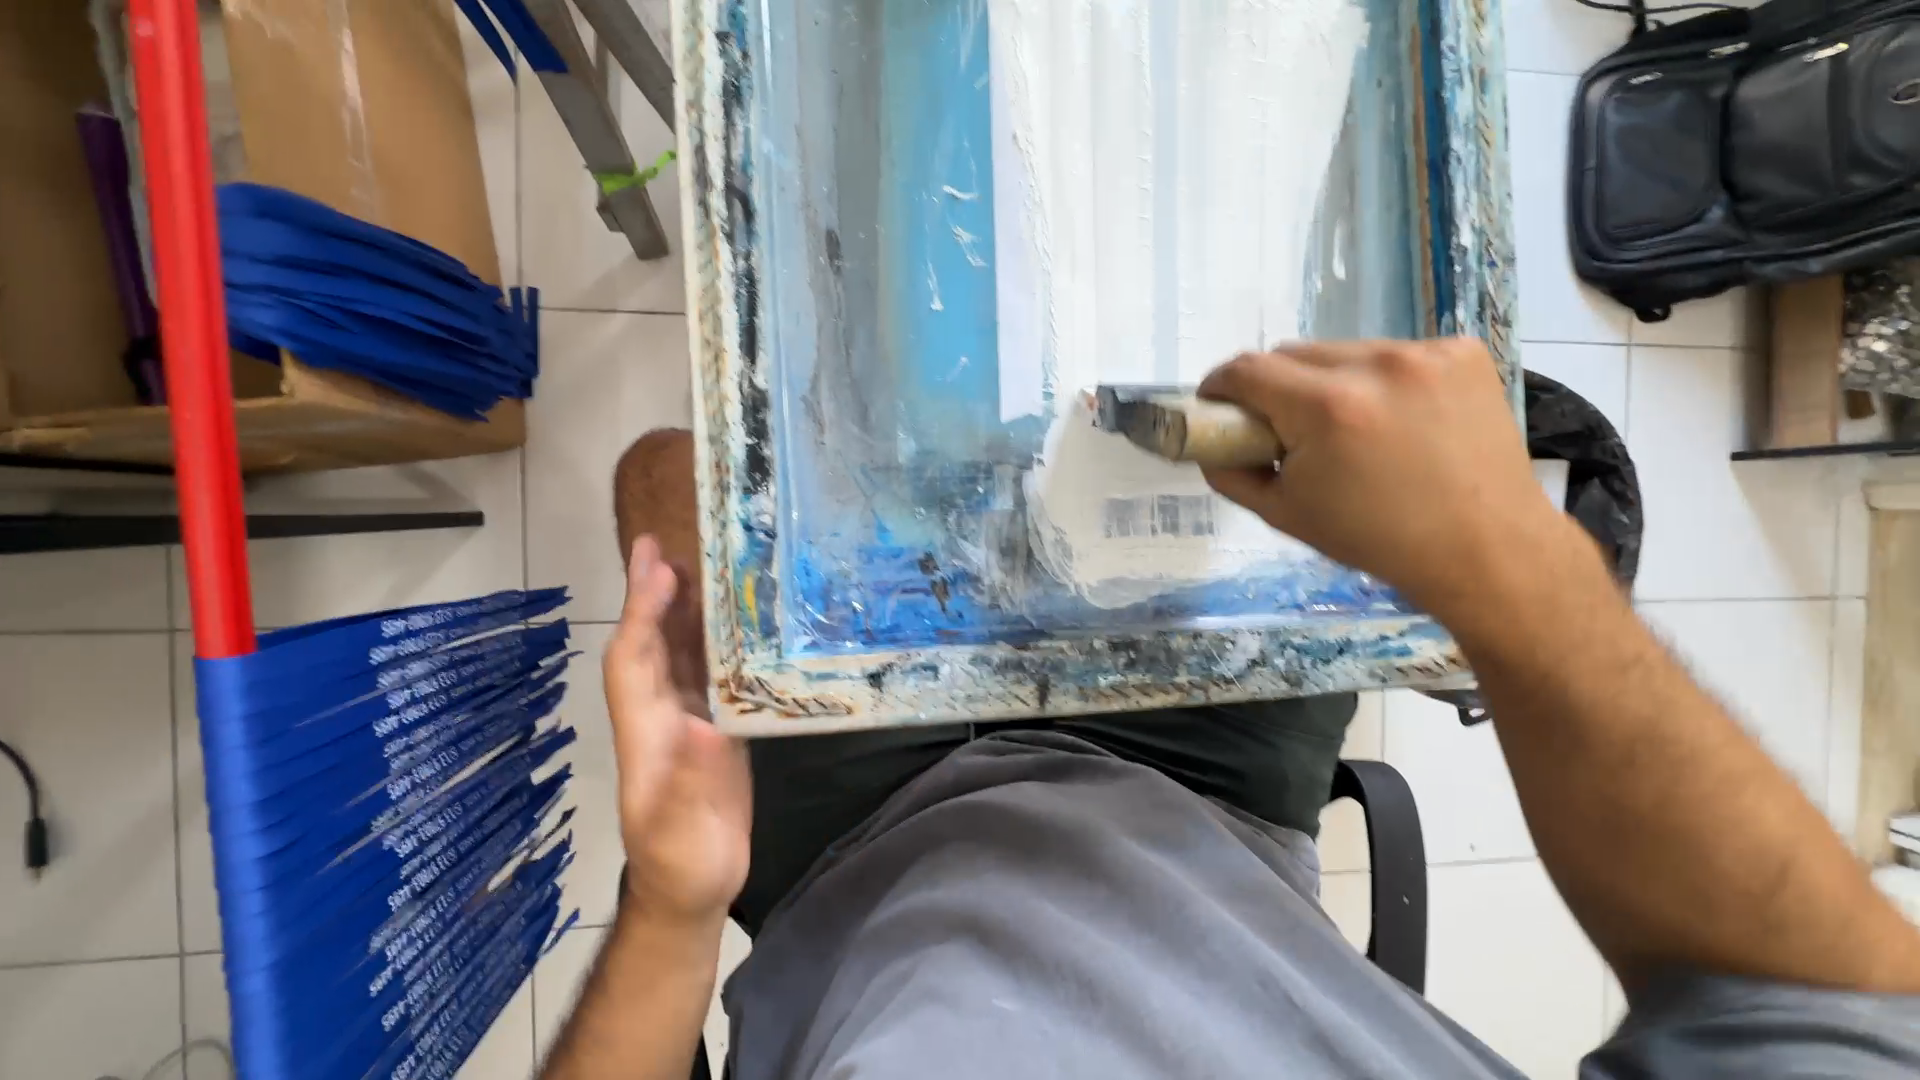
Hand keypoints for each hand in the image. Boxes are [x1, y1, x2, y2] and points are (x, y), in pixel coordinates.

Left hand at [602, 536, 751, 923]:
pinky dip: (715, 642)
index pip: (635, 660)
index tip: (655, 566)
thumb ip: (693, 780)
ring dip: (683, 611)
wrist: (692, 891)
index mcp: (646, 731)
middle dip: (653, 596)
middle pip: (651, 644)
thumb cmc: (683, 864)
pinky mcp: (714, 730)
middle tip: (667, 546)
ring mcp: (686, 721)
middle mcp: (661, 715)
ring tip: (702, 567)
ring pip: (678, 653)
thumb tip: (705, 726)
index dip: (642, 612)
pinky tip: (736, 624)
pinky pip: (708, 673)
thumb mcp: (683, 830)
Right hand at [1198, 339, 1561, 612]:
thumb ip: (1232, 474)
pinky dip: (1378, 380)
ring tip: (1346, 426)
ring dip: (1327, 381)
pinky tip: (1394, 418)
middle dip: (1274, 386)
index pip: (1247, 370)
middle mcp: (1376, 366)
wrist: (1484, 547)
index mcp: (1326, 409)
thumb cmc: (1375, 539)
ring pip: (1342, 351)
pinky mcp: (1462, 351)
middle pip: (1292, 354)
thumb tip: (1210, 447)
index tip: (1216, 403)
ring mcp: (1425, 353)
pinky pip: (1391, 353)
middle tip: (1280, 425)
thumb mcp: (1284, 515)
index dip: (1220, 385)